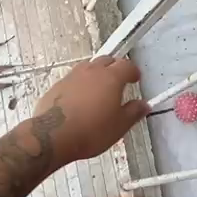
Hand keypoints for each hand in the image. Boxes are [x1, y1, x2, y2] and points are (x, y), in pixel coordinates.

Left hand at [30, 55, 146, 164]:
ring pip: (88, 67)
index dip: (133, 71)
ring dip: (96, 73)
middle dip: (115, 67)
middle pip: (107, 60)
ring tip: (99, 88)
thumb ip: (134, 112)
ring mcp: (72, 76)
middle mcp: (92, 71)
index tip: (135, 78)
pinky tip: (80, 99)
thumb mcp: (120, 126)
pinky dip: (80, 84)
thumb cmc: (90, 131)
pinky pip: (73, 78)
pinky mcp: (57, 86)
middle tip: (119, 80)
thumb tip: (143, 105)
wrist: (53, 136)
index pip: (127, 65)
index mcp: (111, 78)